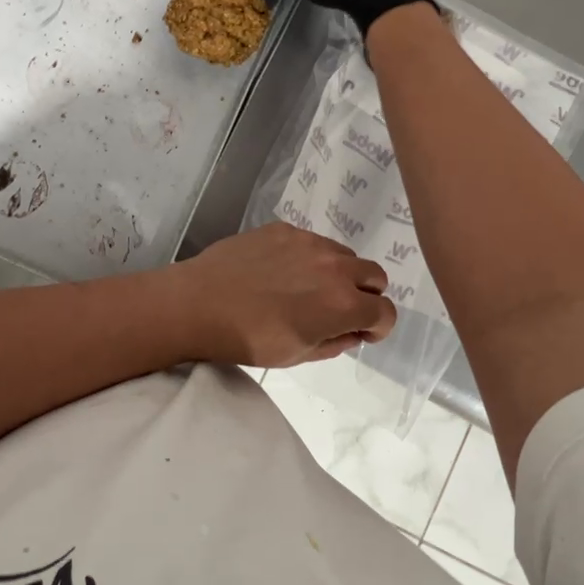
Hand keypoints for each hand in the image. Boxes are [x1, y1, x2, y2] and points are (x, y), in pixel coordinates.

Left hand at [163, 222, 398, 367]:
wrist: (197, 304)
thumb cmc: (248, 339)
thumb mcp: (297, 355)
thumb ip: (335, 342)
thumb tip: (351, 331)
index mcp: (343, 304)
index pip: (386, 312)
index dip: (377, 327)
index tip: (359, 333)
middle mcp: (334, 267)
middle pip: (374, 276)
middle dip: (365, 295)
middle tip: (337, 310)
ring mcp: (307, 242)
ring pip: (343, 254)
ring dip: (338, 273)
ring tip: (305, 289)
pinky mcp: (282, 229)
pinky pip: (310, 242)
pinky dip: (307, 257)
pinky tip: (278, 272)